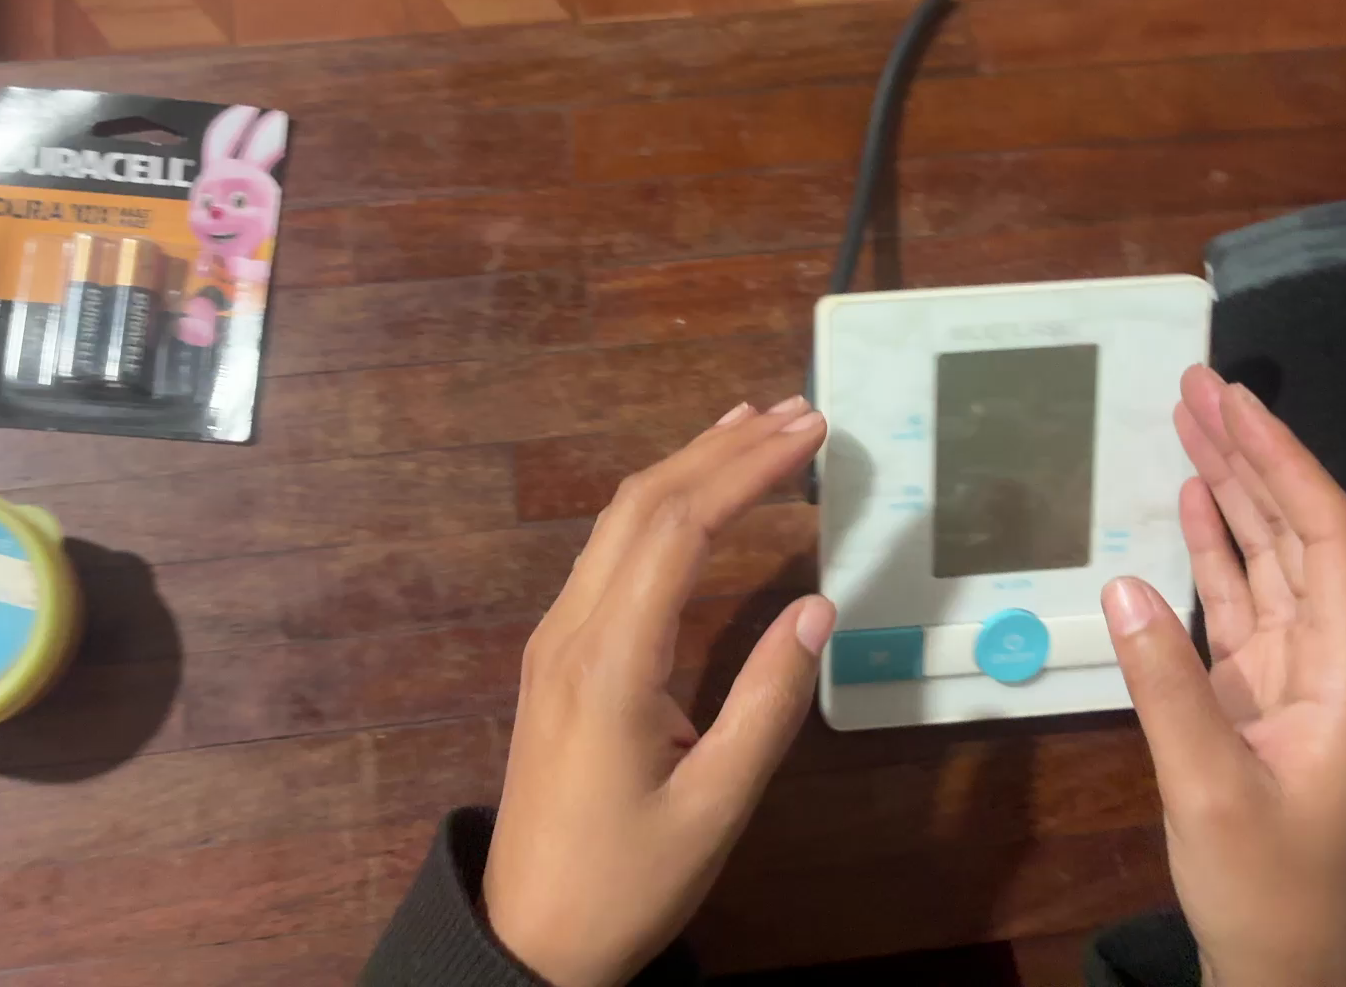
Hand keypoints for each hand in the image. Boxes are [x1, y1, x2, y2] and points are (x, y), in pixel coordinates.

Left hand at [485, 397, 835, 986]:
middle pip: (644, 504)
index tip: (806, 432)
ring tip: (749, 426)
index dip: (745, 469)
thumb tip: (816, 606)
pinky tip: (692, 495)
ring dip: (687, 465)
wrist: (529, 931)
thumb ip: (769, 700)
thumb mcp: (716, 805)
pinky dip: (659, 505)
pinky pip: (609, 550)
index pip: (680, 528)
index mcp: (610, 661)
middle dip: (721, 448)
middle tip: (793, 413)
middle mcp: (573, 625)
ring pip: (620, 518)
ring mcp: (557, 630)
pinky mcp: (557, 644)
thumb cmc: (626, 877)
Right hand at [1102, 366, 1345, 986]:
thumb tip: (1122, 587)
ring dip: (1233, 489)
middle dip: (1256, 455)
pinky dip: (1214, 544)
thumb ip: (1167, 684)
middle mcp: (1330, 654)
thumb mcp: (1210, 787)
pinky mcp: (1249, 682)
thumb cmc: (1263, 879)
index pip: (1327, 541)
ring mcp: (1288, 667)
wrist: (1279, 952)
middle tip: (1202, 387)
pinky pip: (1234, 596)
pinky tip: (1196, 504)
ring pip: (1265, 556)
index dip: (1285, 467)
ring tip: (1192, 424)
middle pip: (1298, 533)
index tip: (1234, 406)